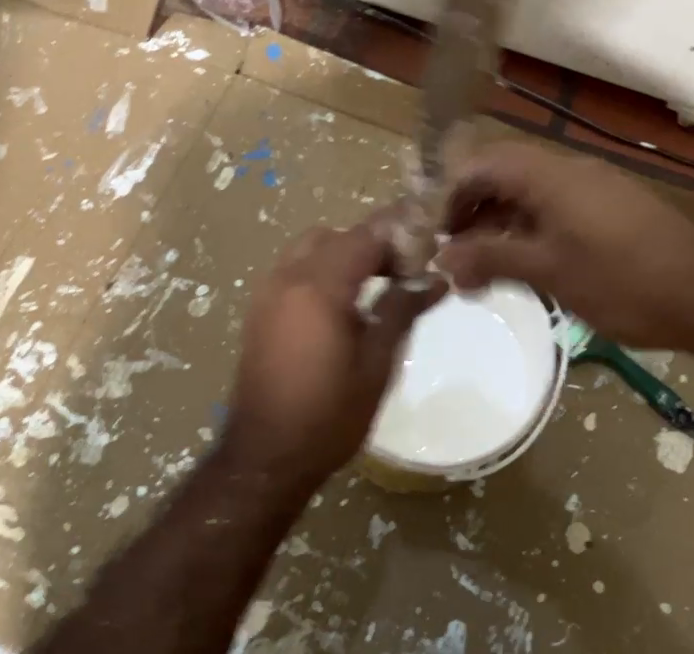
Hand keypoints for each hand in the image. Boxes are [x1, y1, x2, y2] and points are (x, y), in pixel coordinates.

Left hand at [222, 217, 445, 489]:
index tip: (428, 251)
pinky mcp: (258, 311)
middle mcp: (288, 278)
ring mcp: (267, 293)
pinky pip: (293, 270)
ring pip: (310, 248)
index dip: (399, 237)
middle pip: (336, 236)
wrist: (265, 458)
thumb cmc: (328, 416)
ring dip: (344, 254)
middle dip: (372, 243)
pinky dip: (321, 270)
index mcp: (319, 286)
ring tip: (377, 285)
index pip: (365, 236)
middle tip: (404, 271)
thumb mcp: (376, 365)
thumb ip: (402, 311)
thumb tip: (434, 280)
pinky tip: (343, 304)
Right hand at [437, 142, 693, 357]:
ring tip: (480, 269)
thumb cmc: (624, 282)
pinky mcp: (612, 209)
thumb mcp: (550, 273)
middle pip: (503, 175)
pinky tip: (524, 266)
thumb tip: (441, 258)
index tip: (429, 232)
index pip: (480, 163)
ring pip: (529, 194)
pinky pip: (556, 208)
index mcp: (550, 175)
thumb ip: (491, 259)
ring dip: (499, 224)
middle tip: (450, 254)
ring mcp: (594, 188)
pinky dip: (530, 231)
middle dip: (470, 211)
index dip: (448, 194)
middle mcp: (569, 170)